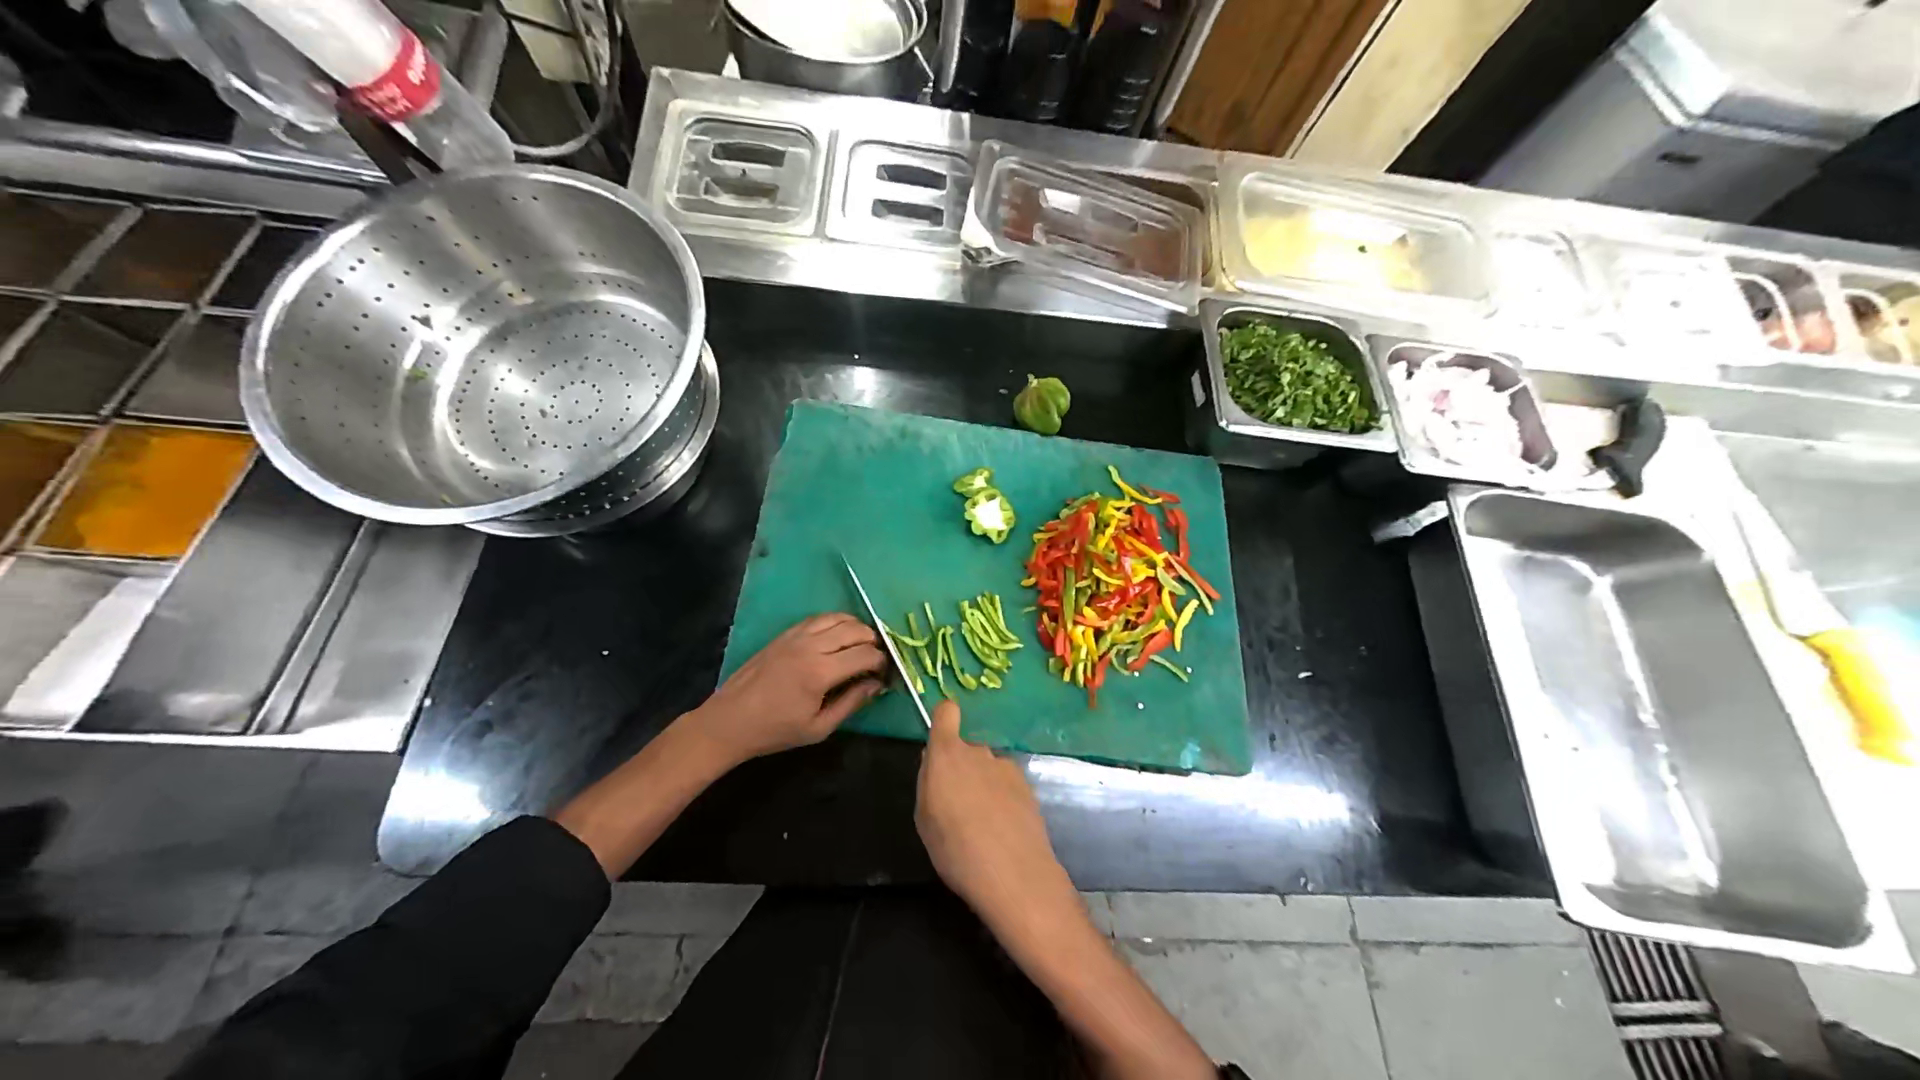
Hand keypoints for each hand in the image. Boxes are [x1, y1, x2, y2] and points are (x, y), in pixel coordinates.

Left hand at [682, 613, 885, 767]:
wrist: (730, 721)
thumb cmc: (775, 730)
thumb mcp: (819, 728)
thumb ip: (852, 703)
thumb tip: (877, 684)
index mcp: (820, 672)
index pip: (866, 654)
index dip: (882, 663)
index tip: (884, 675)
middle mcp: (811, 646)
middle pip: (856, 630)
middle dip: (874, 642)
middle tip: (876, 660)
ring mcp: (796, 636)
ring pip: (838, 618)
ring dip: (857, 628)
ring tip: (862, 645)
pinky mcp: (786, 634)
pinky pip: (819, 618)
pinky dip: (836, 622)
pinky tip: (839, 636)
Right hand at [915, 701, 1072, 925]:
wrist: (1014, 874)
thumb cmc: (955, 849)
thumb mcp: (924, 818)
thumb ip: (928, 782)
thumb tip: (934, 762)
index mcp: (947, 754)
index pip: (946, 712)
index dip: (943, 721)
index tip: (940, 743)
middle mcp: (978, 752)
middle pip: (966, 749)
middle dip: (960, 769)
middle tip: (956, 806)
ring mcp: (1006, 767)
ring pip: (987, 768)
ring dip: (983, 785)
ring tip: (982, 825)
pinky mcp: (1028, 787)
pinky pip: (1006, 785)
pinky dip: (1002, 799)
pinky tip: (1003, 830)